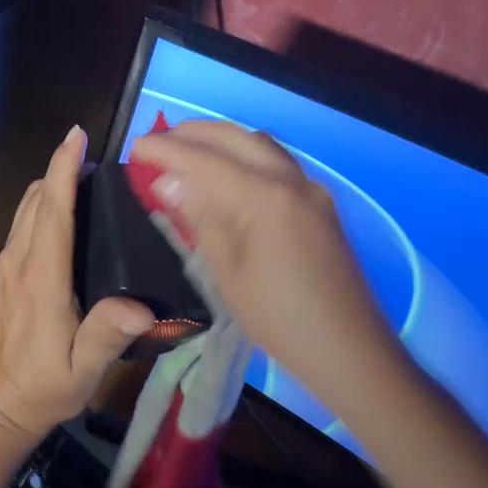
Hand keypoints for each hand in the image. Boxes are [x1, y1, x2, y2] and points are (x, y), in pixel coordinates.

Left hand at [0, 126, 155, 439]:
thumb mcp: (85, 369)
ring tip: (86, 172)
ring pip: (28, 205)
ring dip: (52, 182)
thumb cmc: (47, 384)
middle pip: (38, 197)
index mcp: (41, 276)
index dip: (63, 169)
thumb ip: (108, 334)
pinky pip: (25, 219)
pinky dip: (45, 200)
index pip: (52, 209)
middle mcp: (20, 258)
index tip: (76, 135)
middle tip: (96, 154)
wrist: (1, 401)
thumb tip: (140, 306)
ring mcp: (9, 260)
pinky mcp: (7, 267)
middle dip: (61, 167)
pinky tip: (66, 205)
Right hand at [130, 122, 404, 396]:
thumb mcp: (226, 272)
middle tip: (157, 144)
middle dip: (191, 134)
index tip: (134, 147)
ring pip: (258, 143)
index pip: (203, 159)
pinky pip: (275, 161)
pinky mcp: (320, 204)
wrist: (353, 354)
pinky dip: (244, 153)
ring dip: (219, 140)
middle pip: (234, 137)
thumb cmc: (280, 319)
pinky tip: (226, 172)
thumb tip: (167, 181)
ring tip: (186, 152)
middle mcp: (290, 180)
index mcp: (264, 197)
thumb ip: (198, 217)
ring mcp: (310, 189)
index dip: (165, 150)